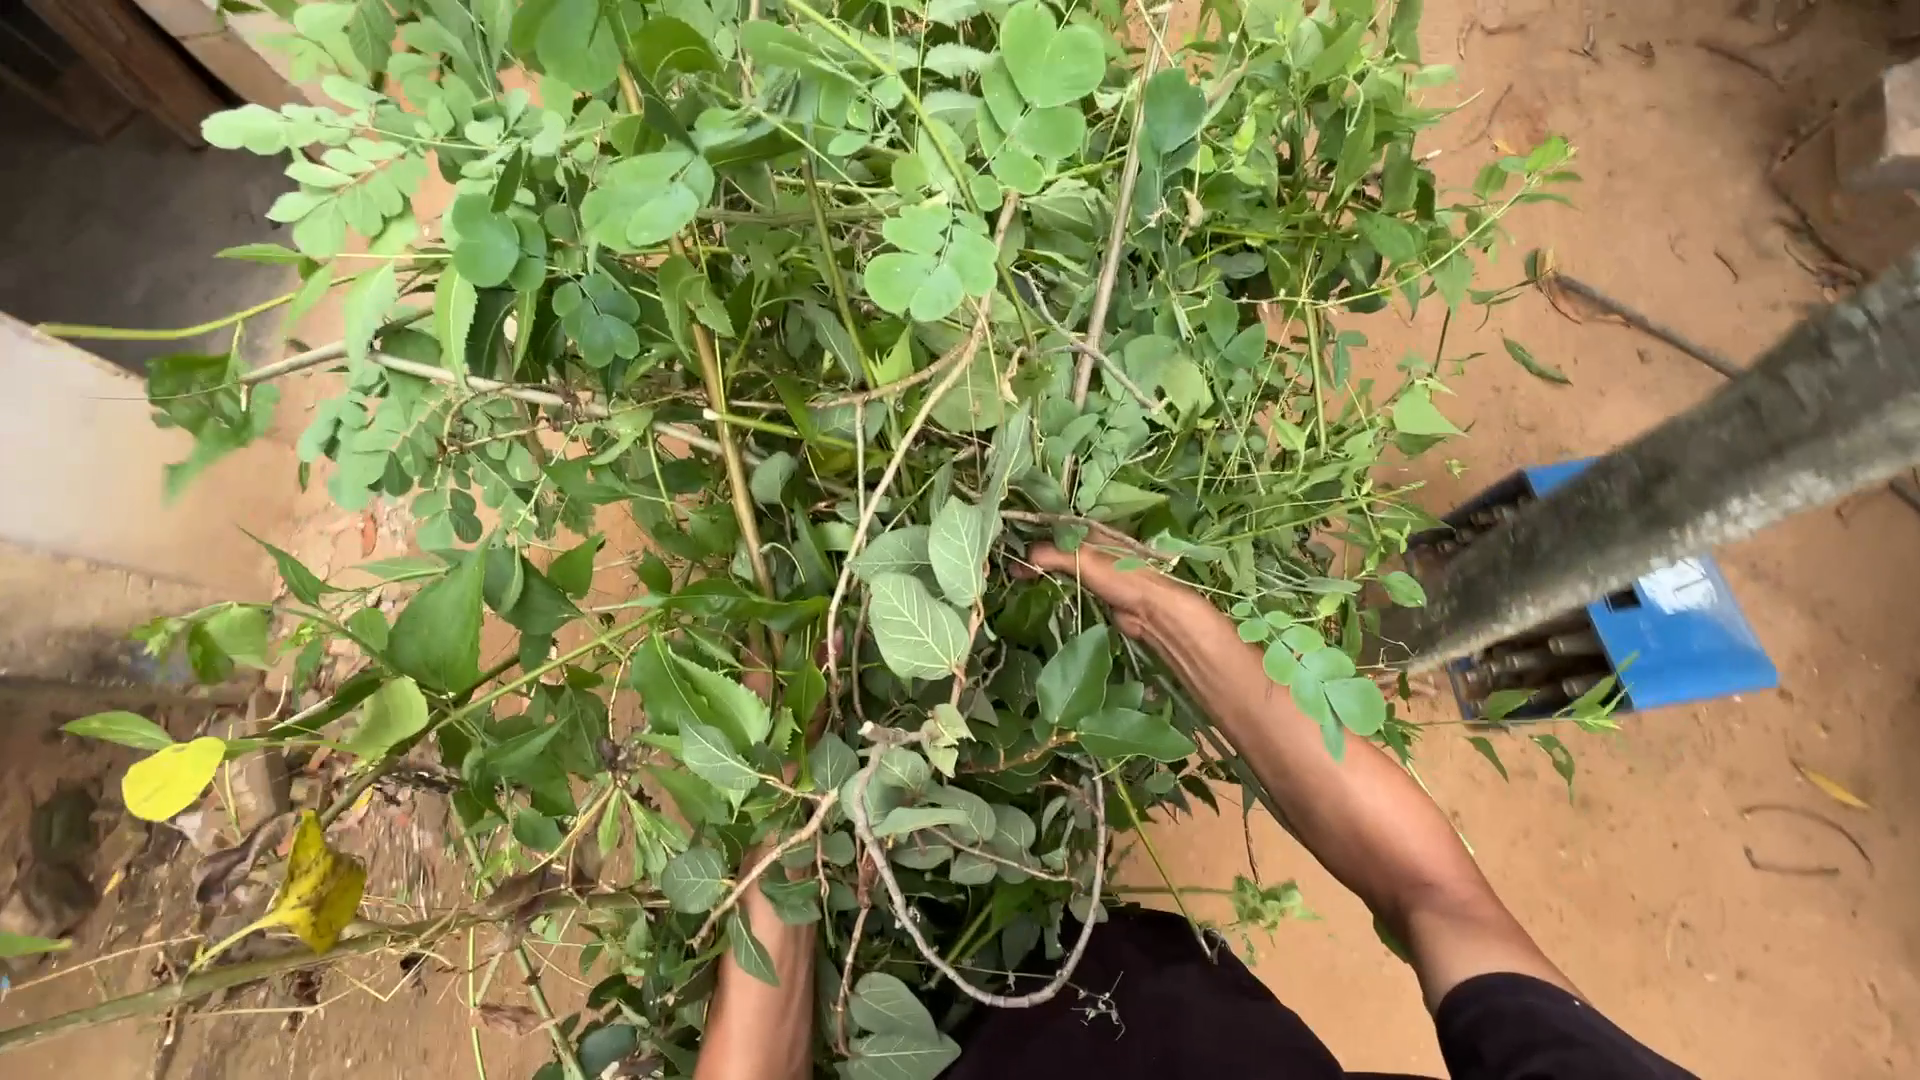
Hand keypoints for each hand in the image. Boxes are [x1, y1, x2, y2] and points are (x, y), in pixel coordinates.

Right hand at [1022, 542, 1204, 640]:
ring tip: (1015, 575)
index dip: (1030, 528)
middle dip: (1032, 550)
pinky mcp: (1093, 586)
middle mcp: (1089, 543)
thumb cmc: (1120, 575)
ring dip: (1040, 568)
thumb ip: (1050, 554)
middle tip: (1006, 561)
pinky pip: (1066, 580)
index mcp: (1089, 528)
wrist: (1149, 609)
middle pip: (1053, 542)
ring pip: (1058, 562)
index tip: (1006, 536)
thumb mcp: (1082, 558)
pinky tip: (1035, 586)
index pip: (1052, 522)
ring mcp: (1091, 565)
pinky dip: (1051, 582)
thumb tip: (1018, 559)